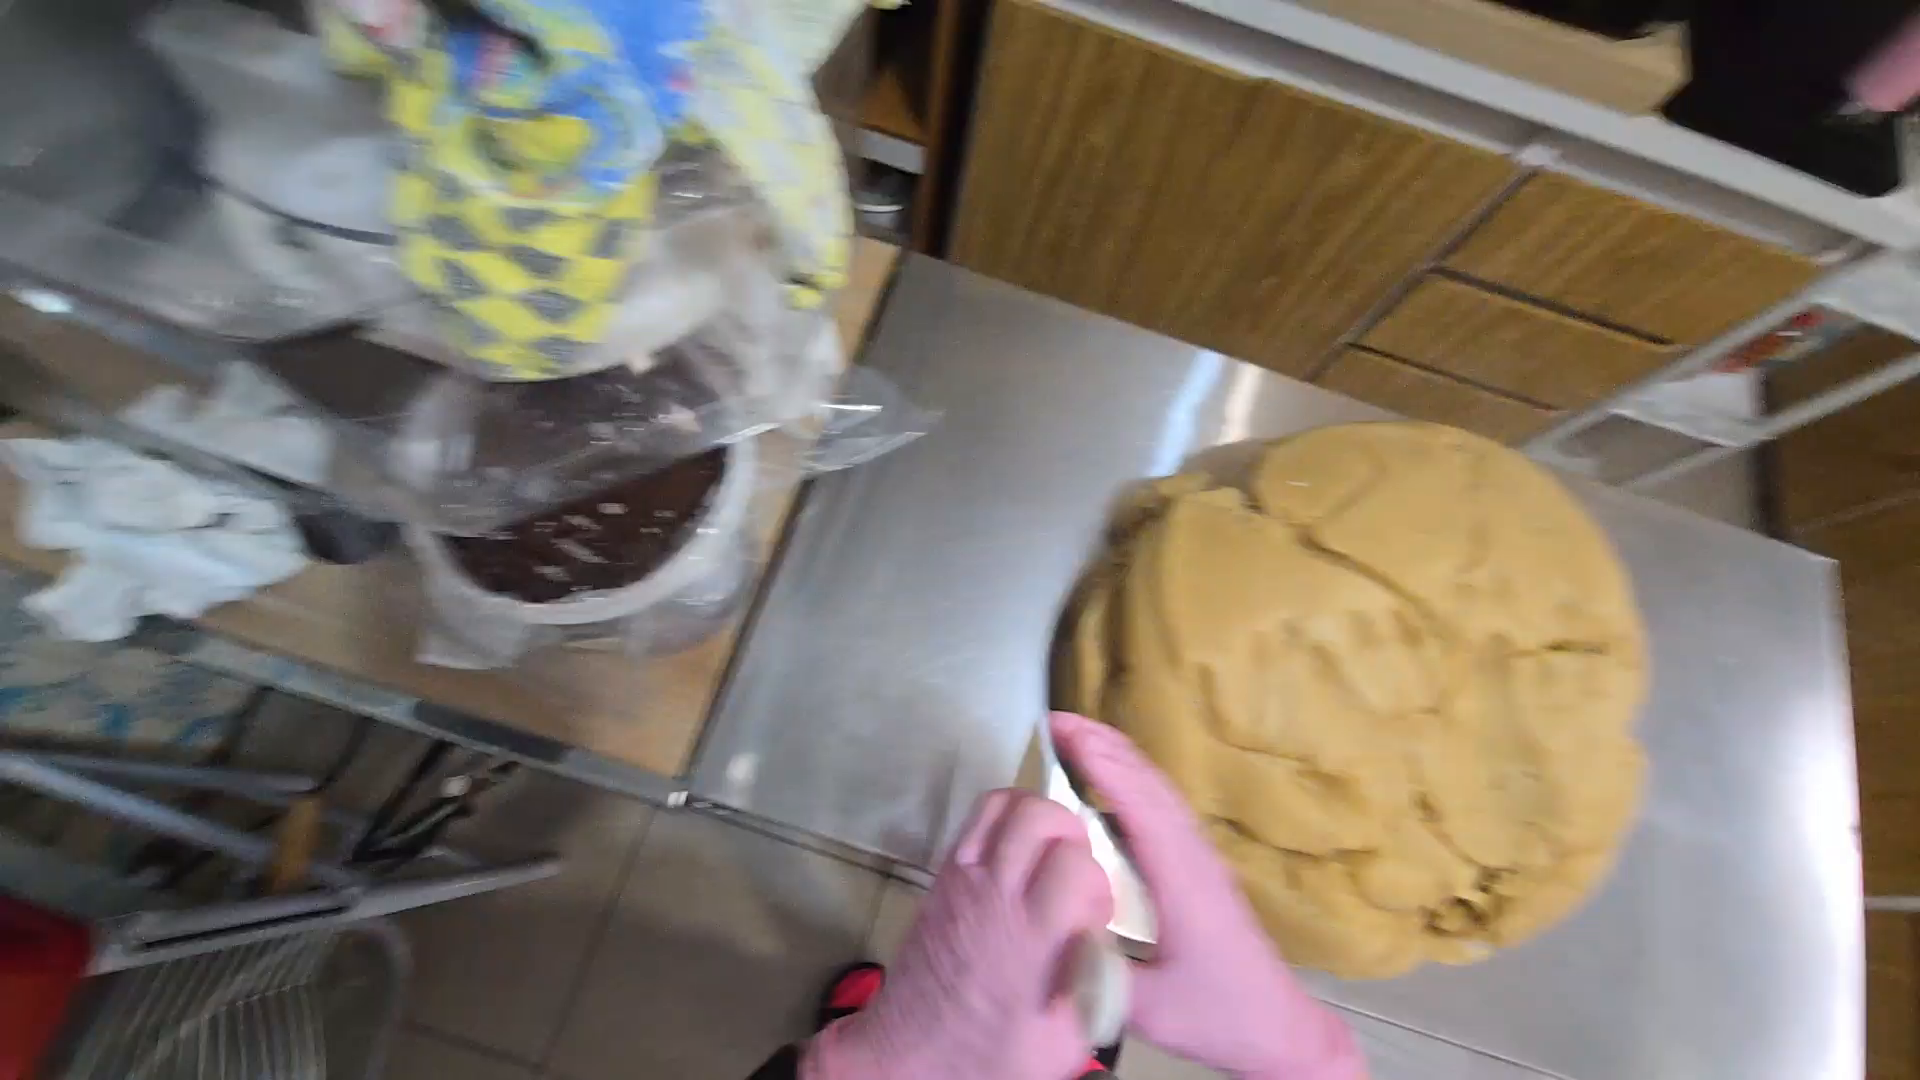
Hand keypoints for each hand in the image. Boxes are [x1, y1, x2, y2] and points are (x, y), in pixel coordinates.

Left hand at [803, 790, 1113, 1079]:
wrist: (910, 1053)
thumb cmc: (989, 1056)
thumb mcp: (1062, 1043)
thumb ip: (1096, 987)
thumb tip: (1110, 943)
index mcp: (1030, 937)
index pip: (1075, 863)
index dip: (1096, 881)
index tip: (1094, 912)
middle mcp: (995, 893)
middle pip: (1038, 816)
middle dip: (1070, 832)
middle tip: (1074, 869)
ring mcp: (964, 874)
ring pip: (1005, 803)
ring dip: (1037, 815)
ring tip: (1048, 851)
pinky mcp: (945, 869)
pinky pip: (977, 816)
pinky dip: (1006, 814)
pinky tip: (1018, 849)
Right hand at [1050, 712, 1366, 1079]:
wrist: (1278, 1026)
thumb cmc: (1217, 1014)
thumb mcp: (1151, 1010)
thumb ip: (1098, 977)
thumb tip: (1046, 942)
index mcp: (1180, 879)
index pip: (1140, 806)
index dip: (1103, 766)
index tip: (1066, 736)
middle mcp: (1191, 852)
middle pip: (1148, 781)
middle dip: (1102, 743)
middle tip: (1056, 720)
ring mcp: (1197, 852)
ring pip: (1156, 786)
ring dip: (1116, 752)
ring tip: (1075, 732)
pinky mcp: (1196, 859)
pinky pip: (1160, 801)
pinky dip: (1129, 773)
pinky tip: (1107, 773)